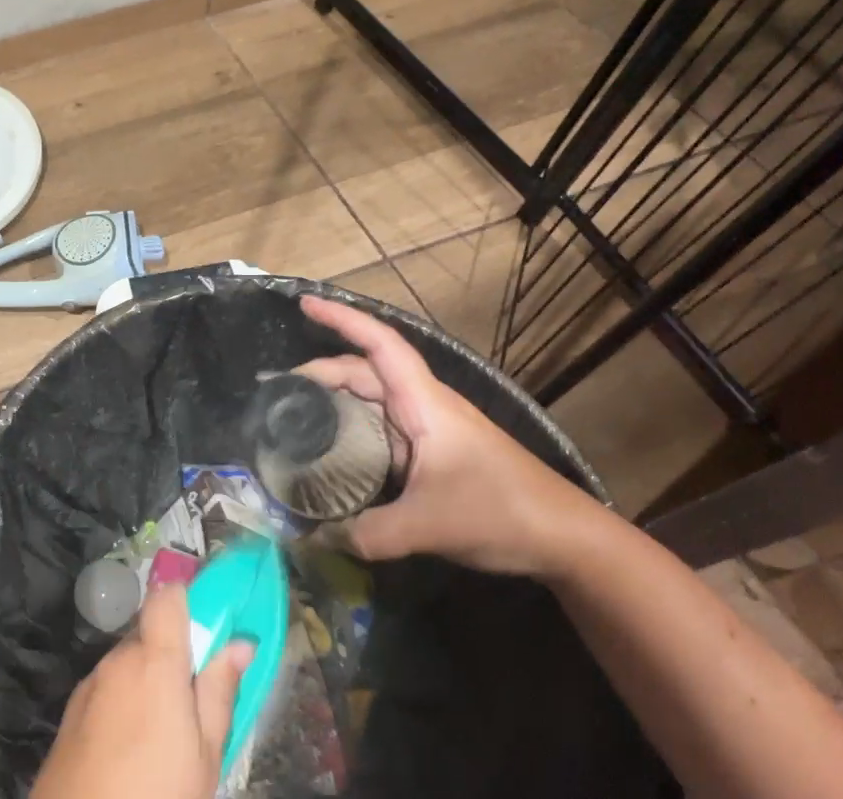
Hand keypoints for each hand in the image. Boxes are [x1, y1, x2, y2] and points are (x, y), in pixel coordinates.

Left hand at [31, 586, 253, 798]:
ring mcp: (90, 682)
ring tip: (165, 731)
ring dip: (148, 679)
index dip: (187, 601)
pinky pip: (107, 687)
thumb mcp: (205, 752)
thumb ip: (219, 691)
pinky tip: (132, 742)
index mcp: (154, 662)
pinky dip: (124, 700)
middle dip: (173, 654)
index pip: (167, 597)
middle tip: (195, 697)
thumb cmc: (156, 791)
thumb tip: (240, 643)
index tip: (209, 626)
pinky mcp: (72, 708)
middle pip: (149, 633)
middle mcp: (117, 660)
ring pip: (127, 662)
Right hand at [297, 296, 610, 578]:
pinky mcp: (434, 454)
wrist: (566, 537)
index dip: (342, 319)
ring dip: (335, 403)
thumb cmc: (501, 511)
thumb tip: (313, 539)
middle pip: (365, 373)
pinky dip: (351, 433)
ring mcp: (430, 430)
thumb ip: (367, 533)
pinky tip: (332, 456)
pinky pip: (382, 431)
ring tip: (294, 420)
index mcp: (424, 403)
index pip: (379, 344)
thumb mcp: (428, 525)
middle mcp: (424, 407)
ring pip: (372, 402)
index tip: (304, 304)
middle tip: (276, 393)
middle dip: (320, 373)